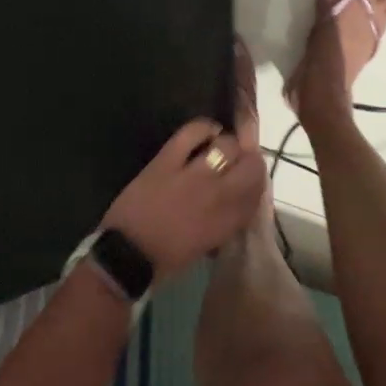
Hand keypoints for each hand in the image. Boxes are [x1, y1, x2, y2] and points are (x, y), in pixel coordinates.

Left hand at [101, 118, 266, 280]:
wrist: (127, 253)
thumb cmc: (168, 257)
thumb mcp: (207, 244)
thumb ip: (225, 221)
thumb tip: (234, 204)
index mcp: (228, 222)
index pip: (258, 192)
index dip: (257, 181)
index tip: (250, 179)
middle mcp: (218, 196)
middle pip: (250, 166)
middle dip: (249, 161)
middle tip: (239, 161)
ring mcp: (193, 175)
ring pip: (227, 146)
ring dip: (228, 146)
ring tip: (221, 148)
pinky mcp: (167, 160)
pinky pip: (192, 133)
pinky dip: (203, 128)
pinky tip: (206, 133)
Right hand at [289, 0, 385, 126]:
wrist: (324, 83)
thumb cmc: (324, 42)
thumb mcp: (330, 3)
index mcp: (362, 2)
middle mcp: (372, 15)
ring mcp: (370, 32)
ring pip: (382, 5)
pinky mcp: (365, 46)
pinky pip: (377, 20)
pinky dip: (377, 7)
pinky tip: (371, 8)